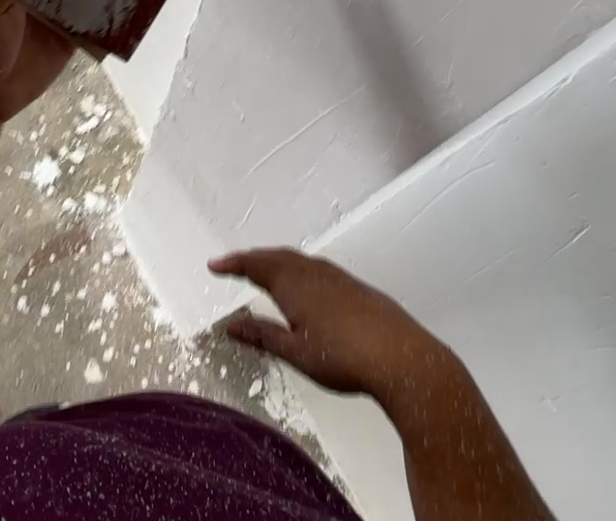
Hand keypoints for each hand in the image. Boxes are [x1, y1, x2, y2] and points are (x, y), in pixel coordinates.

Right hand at [210, 247, 456, 404]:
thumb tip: (231, 325)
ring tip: (262, 269)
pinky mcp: (353, 286)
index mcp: (294, 285)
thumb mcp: (296, 352)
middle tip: (232, 264)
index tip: (213, 264)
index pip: (256, 266)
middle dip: (252, 258)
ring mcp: (336, 276)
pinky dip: (295, 267)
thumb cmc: (343, 358)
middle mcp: (313, 272)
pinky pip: (314, 266)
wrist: (402, 357)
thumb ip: (263, 336)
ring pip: (298, 259)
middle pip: (276, 256)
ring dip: (275, 260)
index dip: (233, 264)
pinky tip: (301, 283)